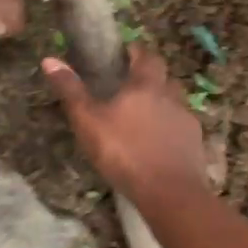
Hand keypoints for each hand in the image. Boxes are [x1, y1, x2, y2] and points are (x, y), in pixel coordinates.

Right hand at [42, 46, 205, 202]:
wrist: (172, 196)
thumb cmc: (124, 150)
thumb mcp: (87, 119)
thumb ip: (70, 89)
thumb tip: (50, 59)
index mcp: (147, 87)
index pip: (148, 57)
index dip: (137, 51)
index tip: (124, 51)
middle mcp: (172, 100)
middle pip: (166, 80)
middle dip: (150, 78)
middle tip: (128, 84)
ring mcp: (189, 126)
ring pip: (176, 105)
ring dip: (161, 104)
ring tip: (139, 115)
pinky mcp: (197, 151)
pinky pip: (181, 130)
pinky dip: (169, 129)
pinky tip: (153, 142)